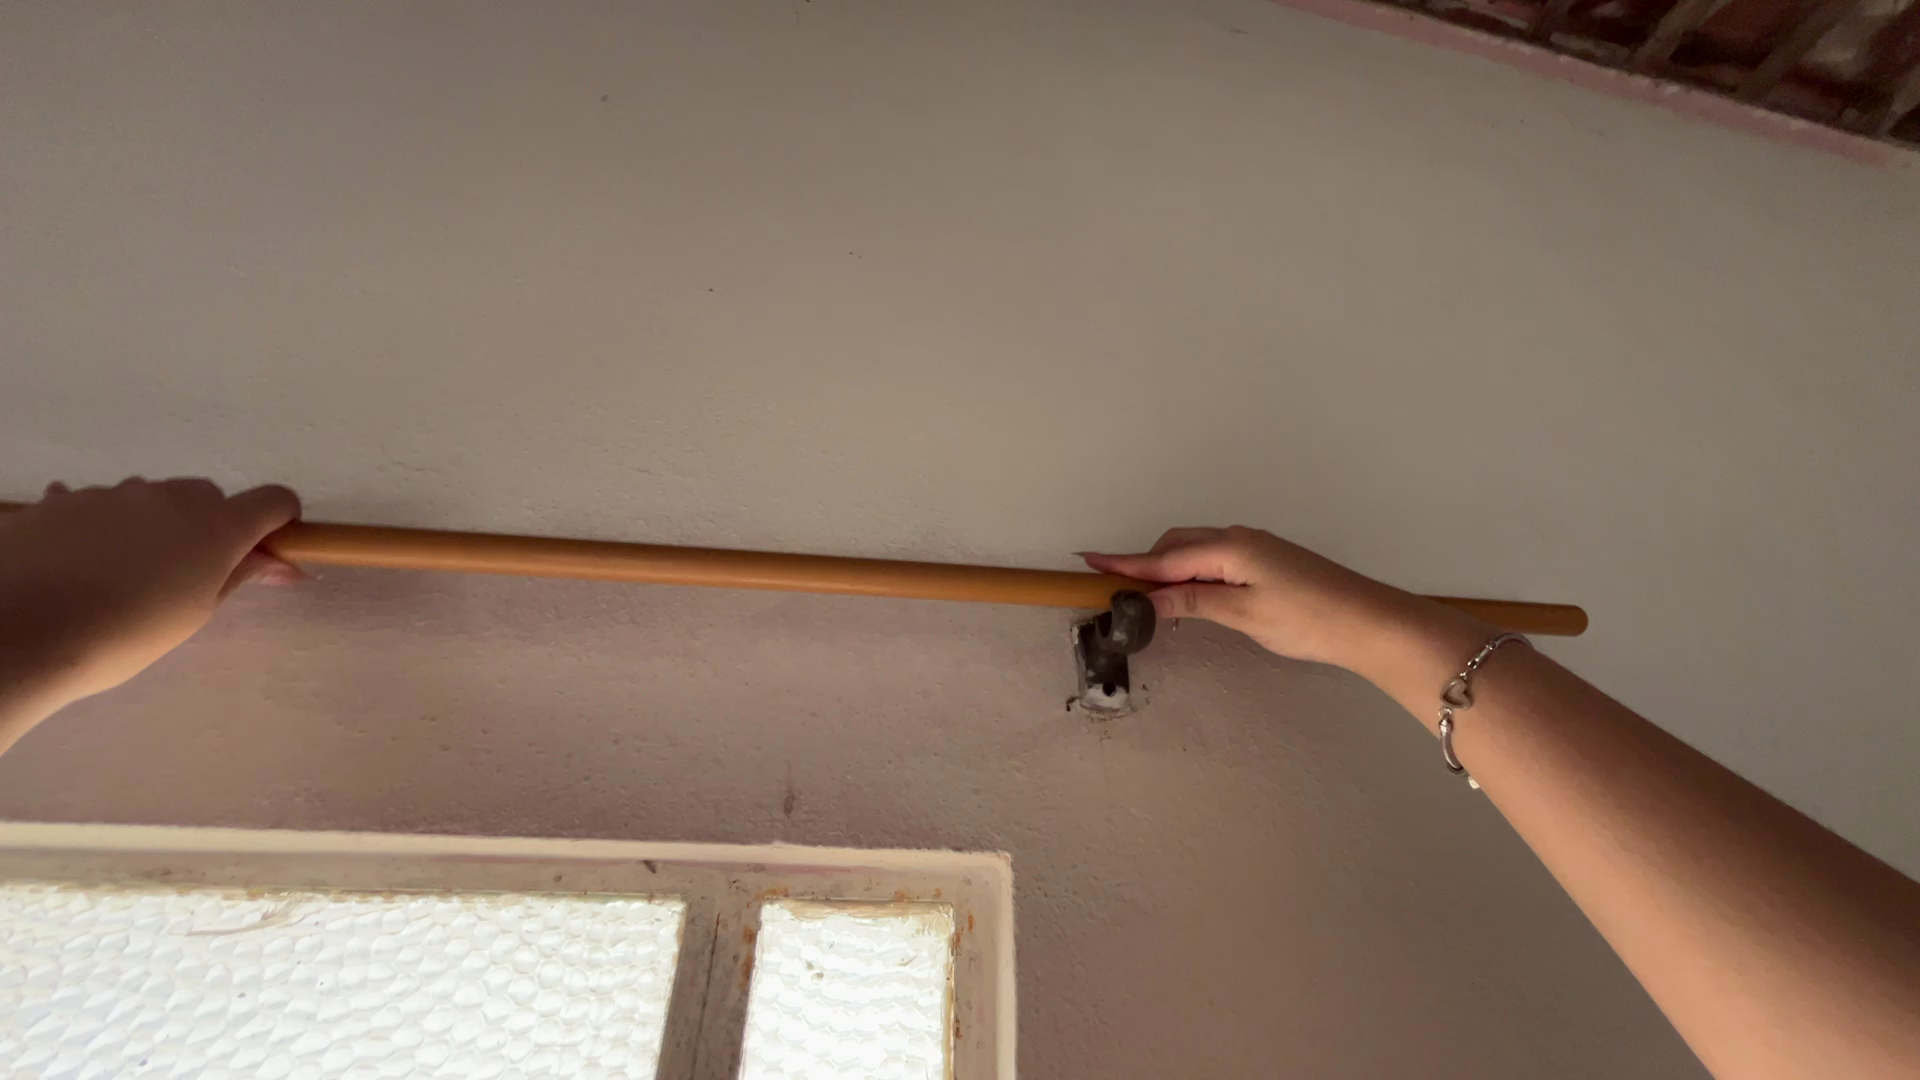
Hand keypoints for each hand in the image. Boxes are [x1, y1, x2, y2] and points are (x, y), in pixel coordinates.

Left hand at [0, 478, 302, 718]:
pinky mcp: (53, 503)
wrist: (10, 637)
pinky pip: (91, 503)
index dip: (279, 520)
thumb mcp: (199, 610)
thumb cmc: (126, 633)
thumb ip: (241, 573)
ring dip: (152, 522)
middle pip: (208, 495)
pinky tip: (78, 556)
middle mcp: (168, 497)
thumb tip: (280, 563)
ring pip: (149, 498)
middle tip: (190, 567)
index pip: (275, 499)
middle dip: (210, 523)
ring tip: (123, 567)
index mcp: (218, 524)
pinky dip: (99, 523)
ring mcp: (106, 495)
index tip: (267, 548)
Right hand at [1083, 526, 1486, 670]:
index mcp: (1229, 548)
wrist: (1373, 623)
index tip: (1088, 558)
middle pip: (1176, 546)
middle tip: (1121, 591)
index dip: (1125, 562)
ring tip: (1151, 597)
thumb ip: (1191, 601)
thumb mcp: (1243, 614)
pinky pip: (1214, 557)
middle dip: (1145, 564)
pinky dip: (1192, 571)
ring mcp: (1254, 547)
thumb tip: (1146, 598)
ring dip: (1169, 568)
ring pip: (1195, 550)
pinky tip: (1192, 593)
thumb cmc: (1308, 620)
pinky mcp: (1266, 560)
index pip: (1163, 558)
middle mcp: (1237, 538)